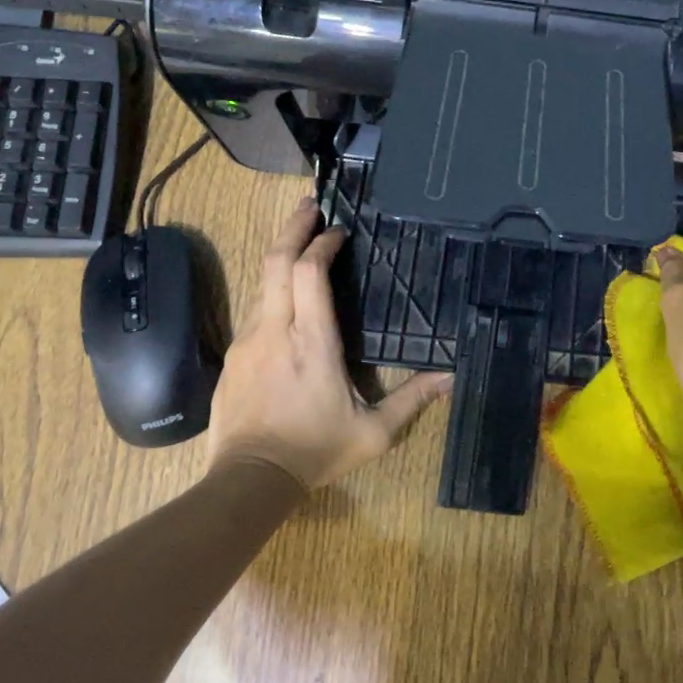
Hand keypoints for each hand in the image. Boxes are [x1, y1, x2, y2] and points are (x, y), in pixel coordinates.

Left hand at [207, 198, 451, 487]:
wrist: (248, 479)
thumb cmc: (315, 450)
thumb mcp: (373, 431)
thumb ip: (411, 399)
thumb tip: (450, 378)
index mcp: (313, 340)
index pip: (310, 272)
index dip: (322, 243)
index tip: (338, 230)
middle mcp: (276, 329)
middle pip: (276, 261)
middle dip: (292, 227)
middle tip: (308, 203)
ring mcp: (248, 341)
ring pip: (262, 284)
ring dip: (281, 257)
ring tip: (299, 242)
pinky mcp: (233, 357)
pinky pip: (254, 312)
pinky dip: (272, 291)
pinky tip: (284, 301)